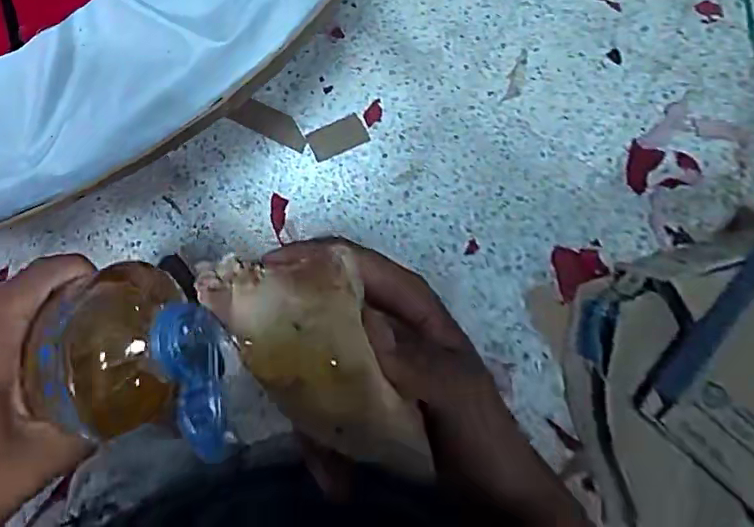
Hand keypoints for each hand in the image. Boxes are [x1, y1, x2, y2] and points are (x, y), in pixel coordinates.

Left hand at [0, 255, 96, 526]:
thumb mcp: (42, 456)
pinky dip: (29, 325)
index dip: (86, 272)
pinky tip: (49, 361)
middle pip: (31, 281)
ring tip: (88, 336)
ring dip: (52, 306)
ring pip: (14, 301)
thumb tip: (128, 398)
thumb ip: (92, 422)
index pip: (46, 271)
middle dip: (75, 289)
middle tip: (109, 316)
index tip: (116, 294)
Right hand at [271, 240, 587, 526]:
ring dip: (305, 403)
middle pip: (324, 302)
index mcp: (407, 303)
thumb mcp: (456, 393)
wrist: (495, 496)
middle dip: (290, 329)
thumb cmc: (481, 431)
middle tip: (258, 352)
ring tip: (317, 452)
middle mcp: (382, 322)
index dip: (310, 256)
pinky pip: (323, 403)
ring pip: (316, 357)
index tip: (266, 271)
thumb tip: (367, 321)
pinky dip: (320, 439)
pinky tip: (333, 477)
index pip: (353, 260)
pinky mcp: (360, 397)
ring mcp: (369, 360)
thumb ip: (418, 359)